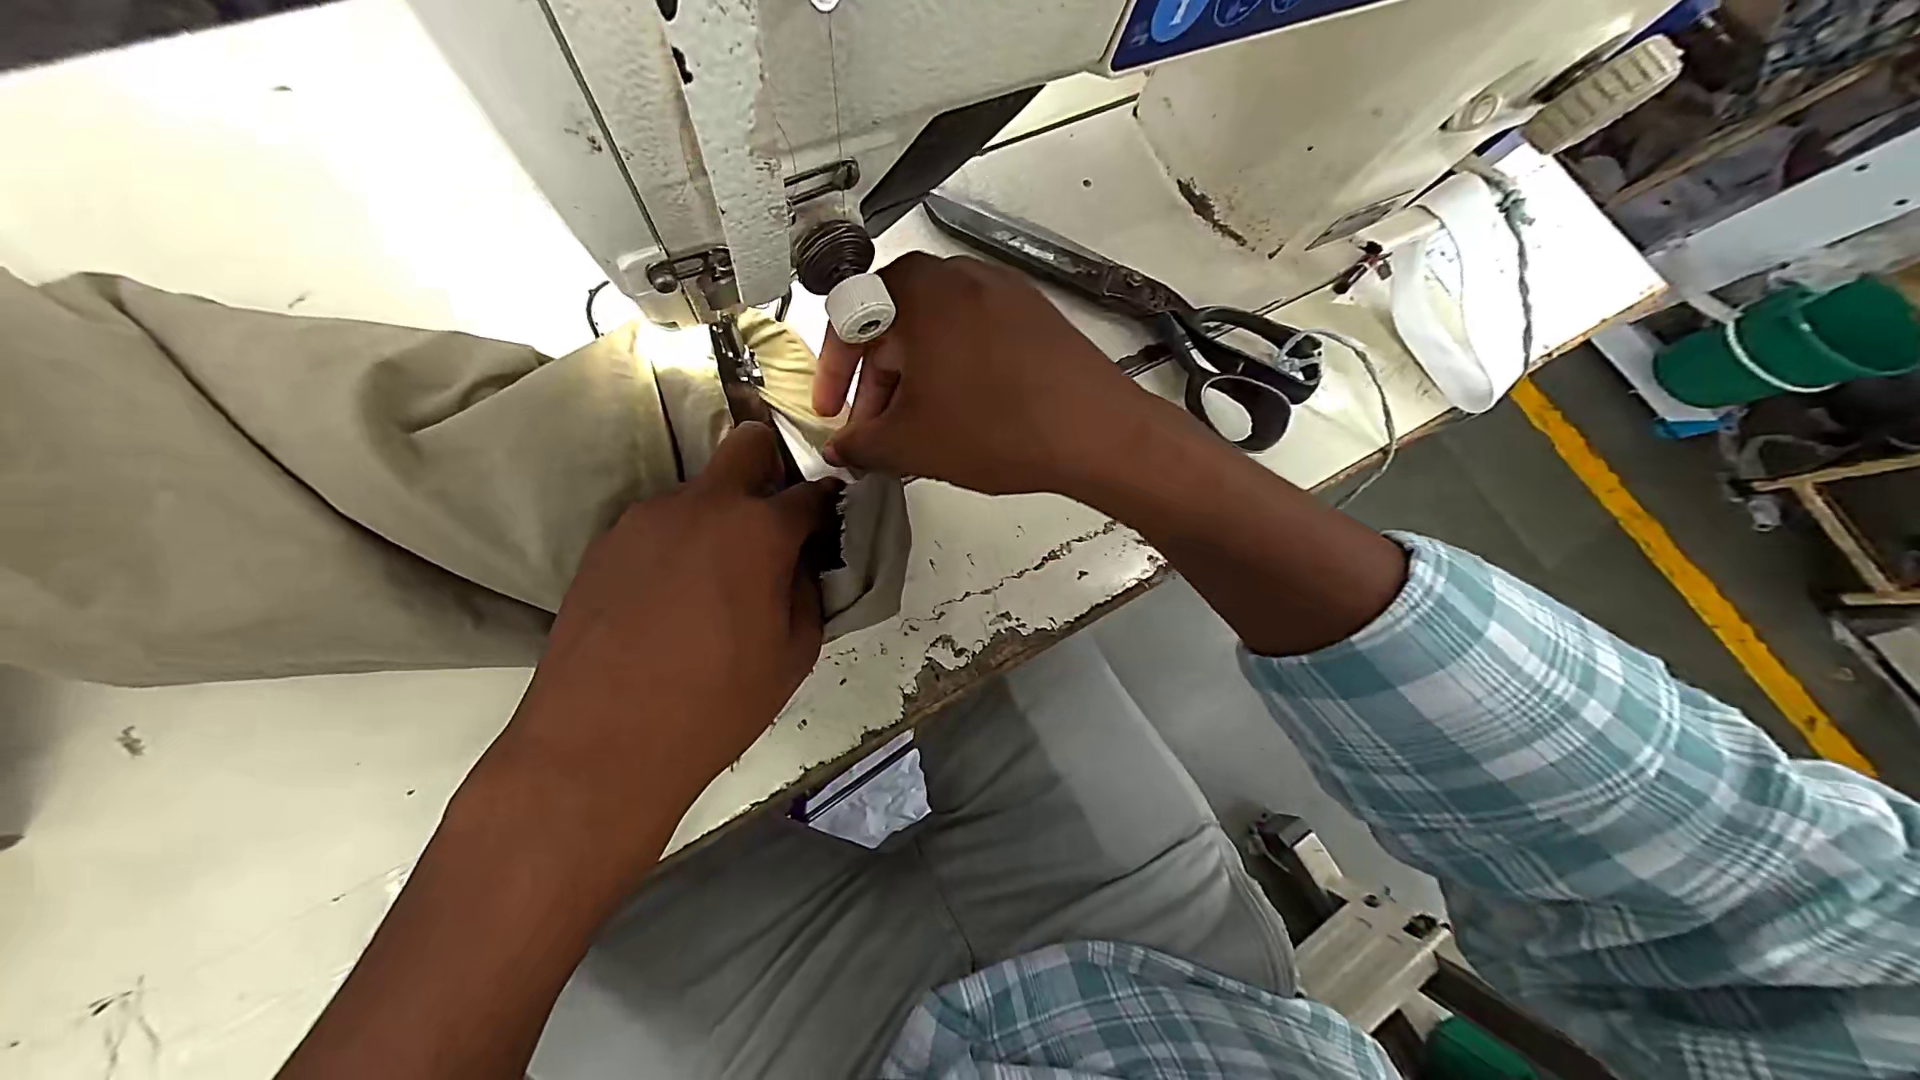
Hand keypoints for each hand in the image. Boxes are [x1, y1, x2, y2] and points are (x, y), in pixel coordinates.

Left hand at [479, 423, 838, 855]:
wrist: (599, 742)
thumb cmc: (716, 703)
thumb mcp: (793, 655)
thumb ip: (808, 592)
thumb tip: (800, 563)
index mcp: (759, 531)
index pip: (811, 492)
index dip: (828, 504)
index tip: (829, 520)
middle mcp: (702, 506)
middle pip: (748, 444)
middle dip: (774, 464)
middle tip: (777, 520)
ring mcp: (647, 519)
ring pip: (700, 490)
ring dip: (722, 515)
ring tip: (716, 579)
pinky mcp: (607, 542)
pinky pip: (661, 524)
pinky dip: (681, 542)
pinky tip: (673, 595)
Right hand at [812, 252, 1184, 497]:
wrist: (1095, 432)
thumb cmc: (1003, 426)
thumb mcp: (911, 444)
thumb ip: (861, 444)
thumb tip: (843, 447)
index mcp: (916, 292)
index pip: (848, 322)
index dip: (831, 375)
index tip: (833, 410)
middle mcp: (959, 276)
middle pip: (892, 325)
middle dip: (876, 384)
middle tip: (875, 428)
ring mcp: (1001, 291)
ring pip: (934, 332)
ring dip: (913, 380)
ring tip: (919, 427)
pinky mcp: (1032, 314)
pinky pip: (973, 336)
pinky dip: (953, 370)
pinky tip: (960, 413)